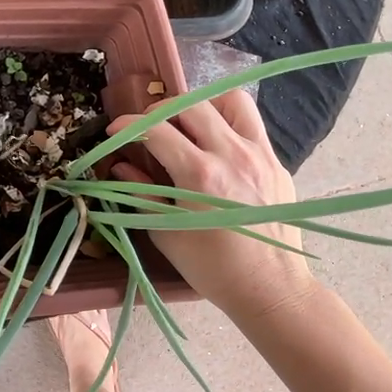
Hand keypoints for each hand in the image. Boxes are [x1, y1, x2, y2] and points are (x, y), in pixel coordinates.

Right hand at [107, 89, 317, 320]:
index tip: (114, 130)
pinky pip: (251, 124)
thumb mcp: (166, 234)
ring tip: (191, 123)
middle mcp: (231, 155)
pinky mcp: (276, 162)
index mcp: (200, 175)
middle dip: (161, 110)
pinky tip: (218, 144)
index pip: (155, 130)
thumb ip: (141, 193)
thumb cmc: (214, 269)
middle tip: (151, 127)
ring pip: (230, 101)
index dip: (127, 125)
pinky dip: (229, 122)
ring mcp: (259, 155)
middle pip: (190, 105)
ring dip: (203, 105)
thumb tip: (120, 166)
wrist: (272, 290)